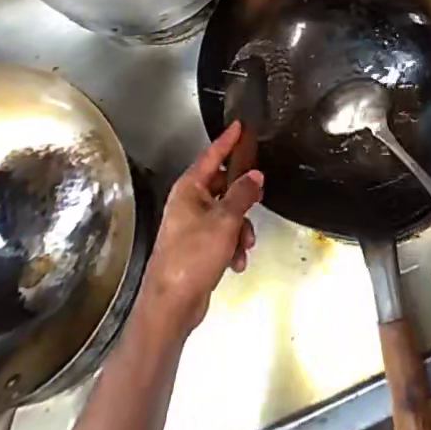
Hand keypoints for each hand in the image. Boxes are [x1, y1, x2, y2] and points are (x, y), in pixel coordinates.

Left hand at [138, 122, 263, 337]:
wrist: (172, 304)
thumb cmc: (193, 256)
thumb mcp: (225, 221)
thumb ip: (243, 194)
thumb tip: (255, 175)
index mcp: (189, 190)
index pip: (211, 156)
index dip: (227, 141)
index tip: (240, 125)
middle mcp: (189, 204)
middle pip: (223, 186)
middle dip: (243, 197)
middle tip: (258, 196)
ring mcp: (192, 226)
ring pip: (228, 213)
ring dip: (241, 227)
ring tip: (244, 246)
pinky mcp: (198, 247)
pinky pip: (224, 235)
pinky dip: (233, 245)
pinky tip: (235, 261)